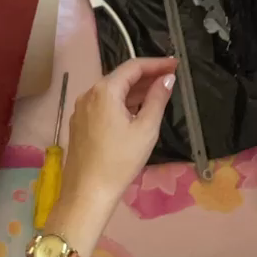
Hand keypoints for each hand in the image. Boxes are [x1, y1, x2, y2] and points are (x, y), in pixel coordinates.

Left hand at [52, 58, 177, 237]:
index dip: (157, 64)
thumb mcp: (146, 129)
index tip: (176, 64)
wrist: (87, 193)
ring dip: (135, 90)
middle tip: (170, 78)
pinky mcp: (80, 123)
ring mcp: (82, 109)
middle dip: (147, 76)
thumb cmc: (120, 160)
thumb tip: (167, 79)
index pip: (134, 67)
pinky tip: (136, 110)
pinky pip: (104, 104)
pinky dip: (122, 102)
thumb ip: (157, 99)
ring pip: (112, 91)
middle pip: (121, 77)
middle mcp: (89, 94)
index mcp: (105, 90)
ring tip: (158, 93)